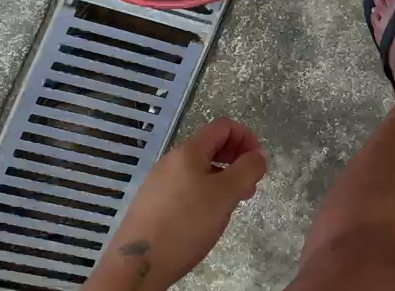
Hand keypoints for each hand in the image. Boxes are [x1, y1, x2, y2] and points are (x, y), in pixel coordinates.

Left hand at [84, 117, 267, 290]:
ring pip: (198, 171)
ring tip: (229, 208)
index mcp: (188, 151)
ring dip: (221, 181)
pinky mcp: (150, 207)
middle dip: (236, 162)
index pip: (224, 126)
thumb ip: (248, 169)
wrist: (134, 269)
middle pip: (211, 148)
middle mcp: (170, 162)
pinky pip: (184, 190)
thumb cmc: (185, 224)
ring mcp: (157, 185)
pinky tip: (204, 221)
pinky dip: (203, 196)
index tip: (257, 163)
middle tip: (248, 188)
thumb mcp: (225, 195)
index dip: (246, 138)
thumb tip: (260, 154)